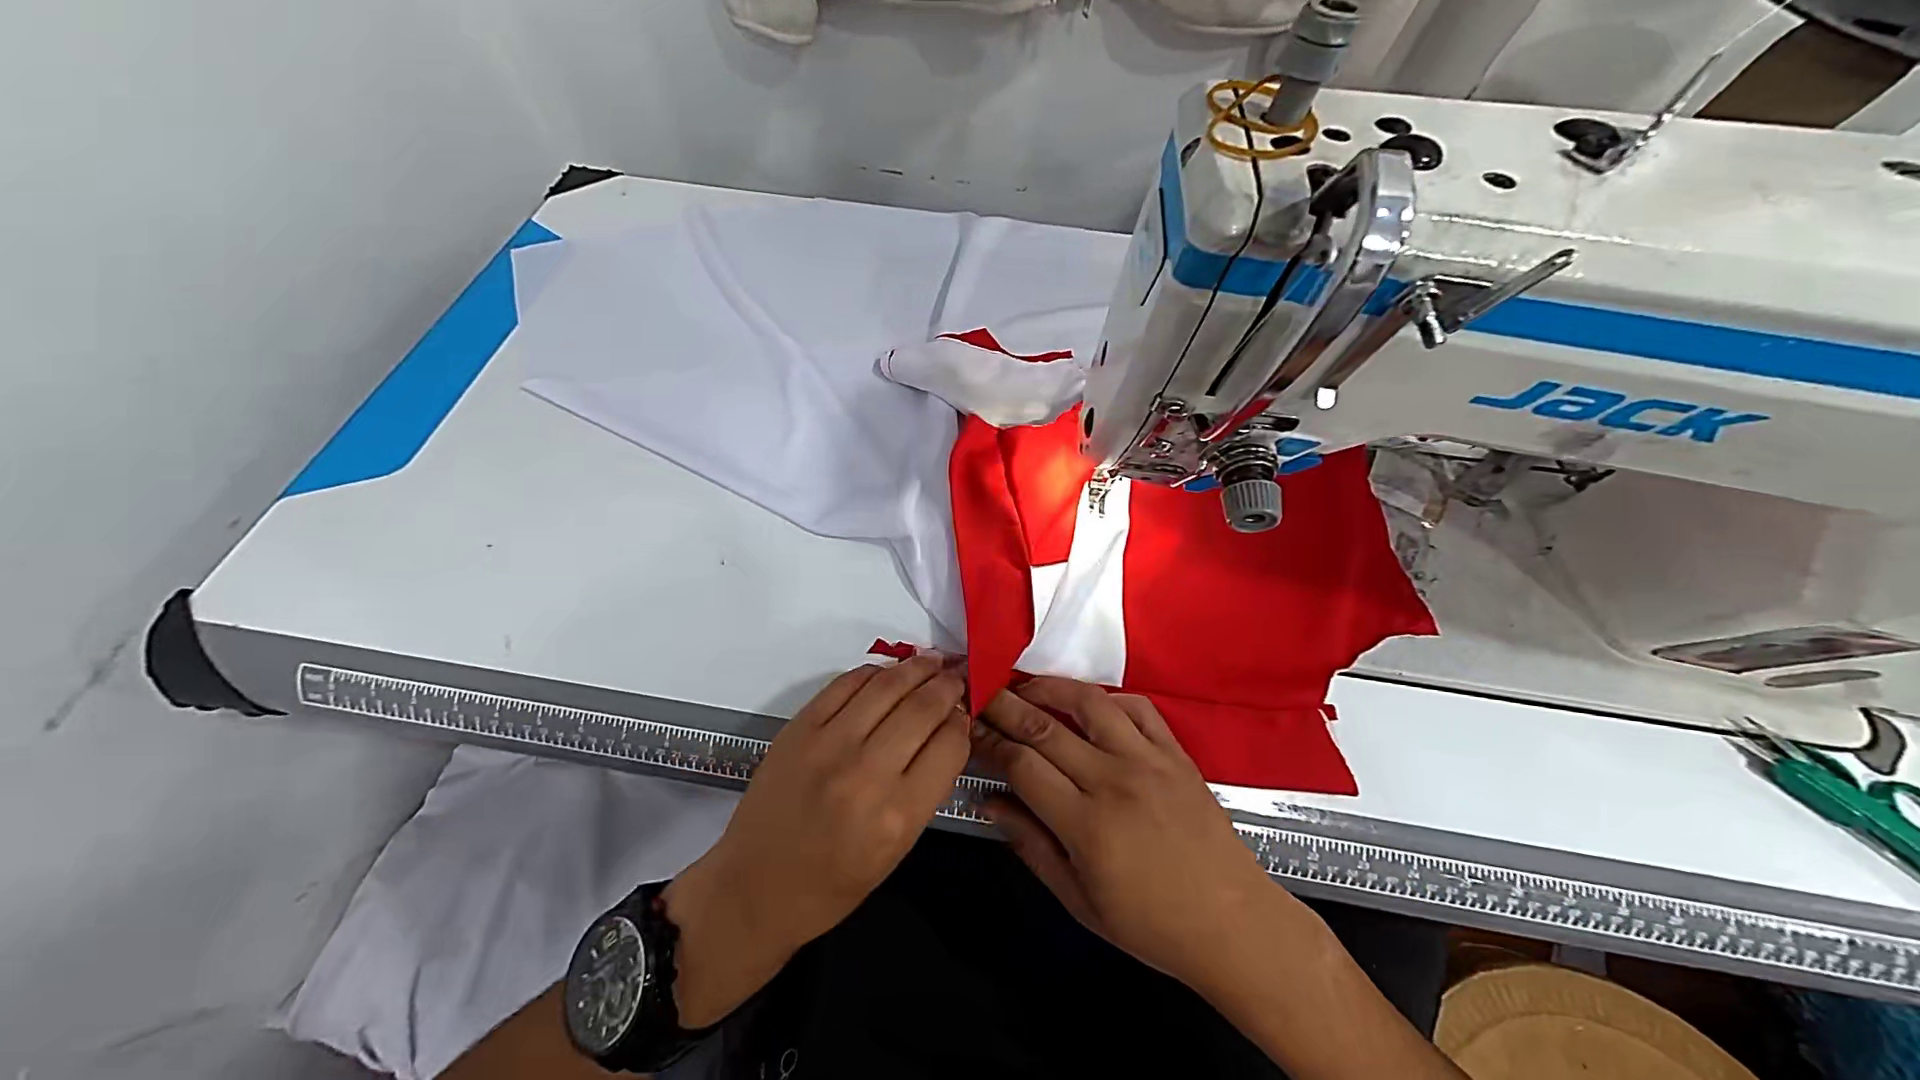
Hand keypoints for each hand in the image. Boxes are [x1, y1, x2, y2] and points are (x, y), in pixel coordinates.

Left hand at [663, 656, 969, 1025]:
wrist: (755, 888)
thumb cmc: (832, 884)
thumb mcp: (897, 850)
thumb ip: (925, 789)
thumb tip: (946, 733)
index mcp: (898, 815)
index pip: (950, 745)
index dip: (963, 721)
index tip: (965, 711)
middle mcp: (866, 773)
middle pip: (923, 708)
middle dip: (947, 686)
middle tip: (957, 675)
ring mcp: (828, 745)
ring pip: (886, 687)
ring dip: (916, 668)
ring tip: (932, 661)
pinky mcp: (799, 729)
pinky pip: (845, 685)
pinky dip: (872, 672)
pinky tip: (887, 672)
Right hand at [971, 677, 1296, 993]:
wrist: (1234, 925)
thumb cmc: (1152, 925)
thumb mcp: (1079, 900)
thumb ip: (1030, 846)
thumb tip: (991, 804)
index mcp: (1086, 824)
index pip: (1021, 764)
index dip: (989, 743)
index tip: (972, 732)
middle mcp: (1114, 781)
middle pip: (1045, 727)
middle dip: (1004, 706)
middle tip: (982, 694)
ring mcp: (1148, 762)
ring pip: (1089, 703)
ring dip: (1050, 688)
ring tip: (1025, 686)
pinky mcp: (1176, 755)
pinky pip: (1138, 708)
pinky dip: (1108, 698)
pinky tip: (1088, 704)